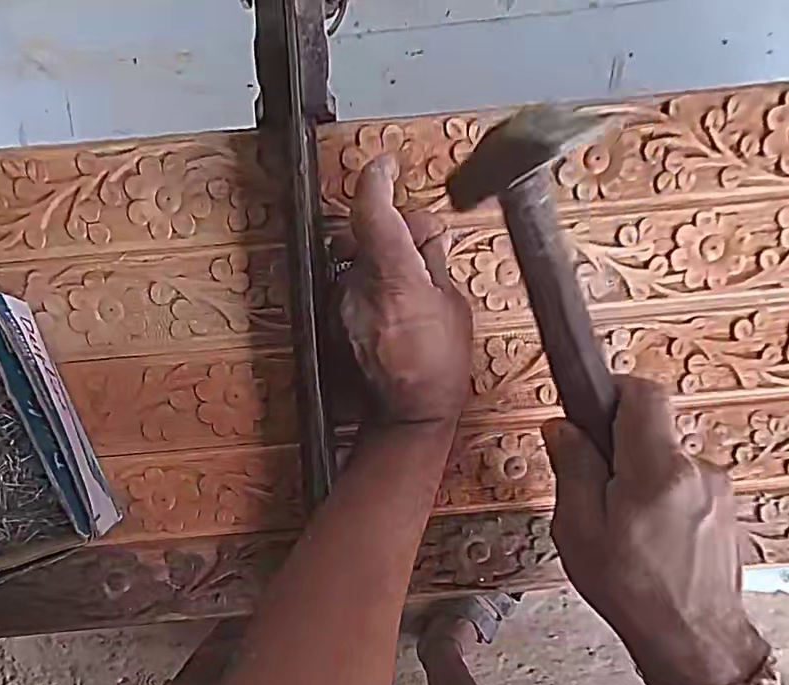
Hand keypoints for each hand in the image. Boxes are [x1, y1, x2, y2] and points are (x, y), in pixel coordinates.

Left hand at [339, 155, 474, 426]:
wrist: (407, 414)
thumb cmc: (439, 368)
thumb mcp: (453, 304)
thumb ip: (433, 260)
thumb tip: (425, 231)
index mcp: (394, 280)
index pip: (372, 211)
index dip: (377, 179)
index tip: (386, 166)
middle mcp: (357, 291)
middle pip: (366, 234)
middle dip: (393, 227)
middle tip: (423, 244)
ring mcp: (341, 310)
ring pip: (356, 261)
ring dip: (381, 259)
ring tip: (410, 286)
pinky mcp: (335, 325)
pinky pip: (350, 288)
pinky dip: (370, 285)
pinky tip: (393, 308)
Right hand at [542, 377, 768, 684]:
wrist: (691, 634)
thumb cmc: (628, 587)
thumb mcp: (578, 528)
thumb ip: (572, 469)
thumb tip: (562, 428)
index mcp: (656, 470)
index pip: (642, 394)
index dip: (610, 391)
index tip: (586, 406)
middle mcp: (696, 468)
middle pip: (648, 429)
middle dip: (613, 448)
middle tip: (588, 490)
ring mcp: (717, 486)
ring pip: (661, 459)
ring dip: (633, 477)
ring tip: (616, 525)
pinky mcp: (725, 504)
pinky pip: (680, 482)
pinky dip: (655, 495)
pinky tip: (641, 535)